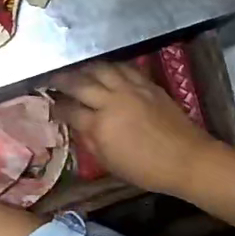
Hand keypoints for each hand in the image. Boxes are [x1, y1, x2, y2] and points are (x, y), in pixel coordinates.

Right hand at [53, 61, 226, 197]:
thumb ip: (89, 142)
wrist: (186, 159)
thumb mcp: (109, 164)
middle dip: (62, 79)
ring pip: (101, 68)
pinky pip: (124, 67)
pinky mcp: (147, 84)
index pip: (69, 110)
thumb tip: (76, 127)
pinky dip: (110, 65)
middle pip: (80, 83)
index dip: (56, 106)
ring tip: (75, 67)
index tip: (48, 103)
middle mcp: (112, 101)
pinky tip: (104, 67)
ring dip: (84, 67)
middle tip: (51, 77)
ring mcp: (131, 89)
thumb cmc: (146, 170)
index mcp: (100, 126)